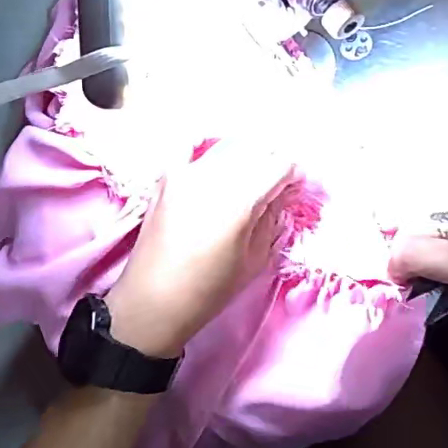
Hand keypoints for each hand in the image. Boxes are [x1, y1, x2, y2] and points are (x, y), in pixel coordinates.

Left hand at [107, 140, 296, 357]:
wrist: (153, 301)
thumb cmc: (210, 290)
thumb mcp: (255, 258)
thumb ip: (273, 217)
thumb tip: (284, 193)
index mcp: (240, 201)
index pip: (280, 165)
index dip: (293, 176)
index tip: (294, 191)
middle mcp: (214, 177)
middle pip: (258, 150)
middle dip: (272, 165)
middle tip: (275, 188)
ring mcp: (188, 172)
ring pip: (230, 146)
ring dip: (247, 158)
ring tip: (248, 181)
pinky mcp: (168, 176)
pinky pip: (192, 146)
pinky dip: (208, 147)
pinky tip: (216, 159)